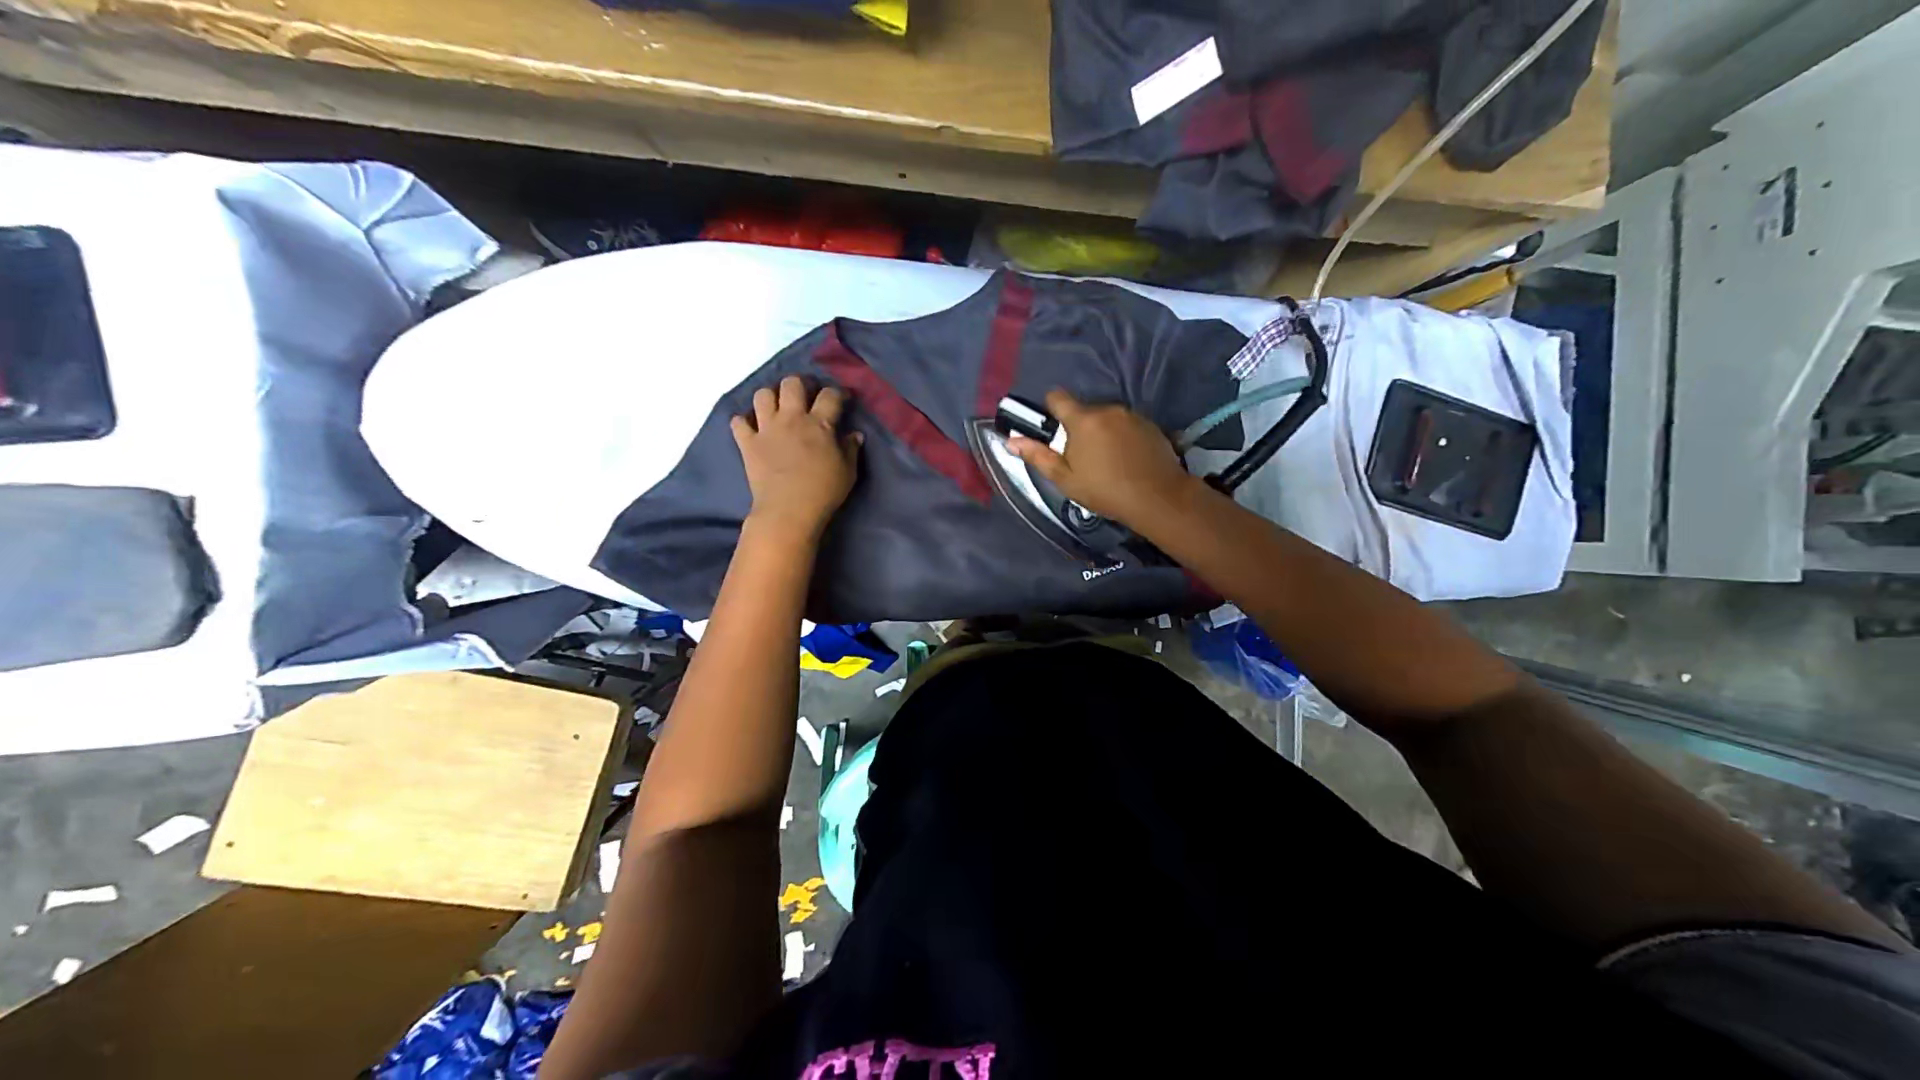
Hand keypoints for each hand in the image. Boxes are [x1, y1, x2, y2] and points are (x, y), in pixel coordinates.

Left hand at [731, 376, 862, 541]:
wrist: (789, 511)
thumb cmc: (824, 492)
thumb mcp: (848, 472)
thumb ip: (851, 449)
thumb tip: (854, 434)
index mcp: (819, 424)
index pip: (829, 395)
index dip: (836, 393)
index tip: (839, 399)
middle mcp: (792, 418)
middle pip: (792, 384)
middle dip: (799, 385)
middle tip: (804, 396)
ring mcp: (767, 428)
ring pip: (762, 395)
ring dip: (770, 398)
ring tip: (776, 408)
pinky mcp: (748, 443)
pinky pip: (738, 422)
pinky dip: (743, 422)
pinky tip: (750, 427)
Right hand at [1008, 390, 1197, 527]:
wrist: (1159, 498)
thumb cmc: (1106, 491)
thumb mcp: (1066, 479)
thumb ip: (1038, 456)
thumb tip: (1011, 441)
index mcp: (1082, 419)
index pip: (1057, 397)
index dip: (1050, 409)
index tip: (1053, 429)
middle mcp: (1107, 409)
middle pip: (1084, 411)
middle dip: (1079, 428)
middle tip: (1082, 458)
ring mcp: (1132, 415)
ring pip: (1107, 418)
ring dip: (1102, 432)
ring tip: (1108, 462)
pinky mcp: (1151, 424)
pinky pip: (1127, 424)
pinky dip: (1122, 437)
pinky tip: (1127, 460)